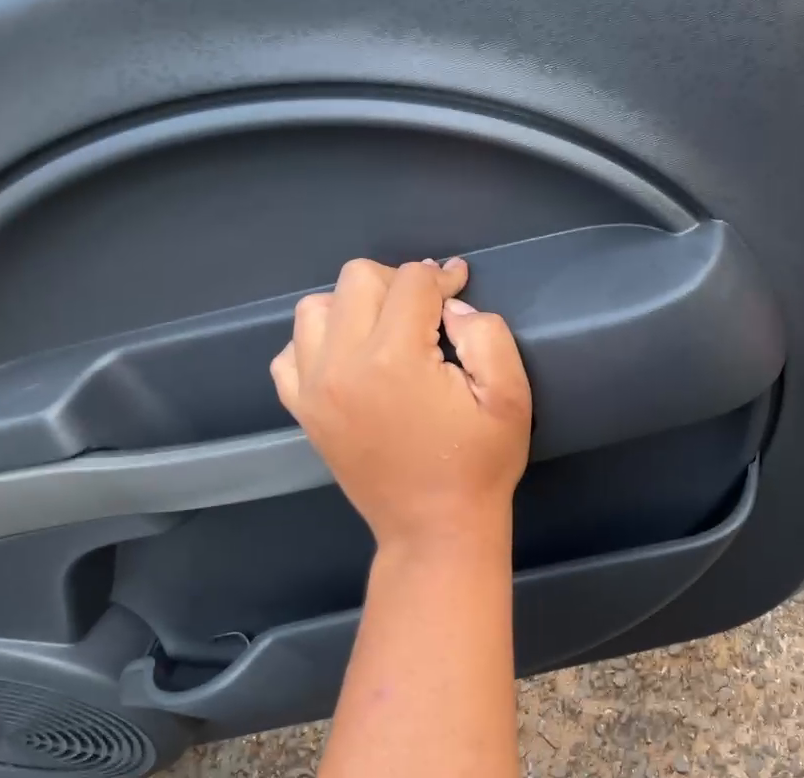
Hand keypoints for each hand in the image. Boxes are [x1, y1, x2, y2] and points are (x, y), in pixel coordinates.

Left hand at [271, 258, 532, 550]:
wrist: (435, 528)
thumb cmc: (480, 462)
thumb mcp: (511, 395)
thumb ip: (488, 334)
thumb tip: (452, 307)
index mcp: (395, 359)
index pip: (413, 281)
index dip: (444, 275)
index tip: (462, 285)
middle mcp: (342, 365)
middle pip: (358, 278)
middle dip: (400, 281)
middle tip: (430, 309)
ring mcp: (312, 388)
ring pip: (317, 306)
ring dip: (356, 304)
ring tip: (389, 329)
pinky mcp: (301, 409)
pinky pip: (292, 349)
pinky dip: (321, 339)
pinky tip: (353, 356)